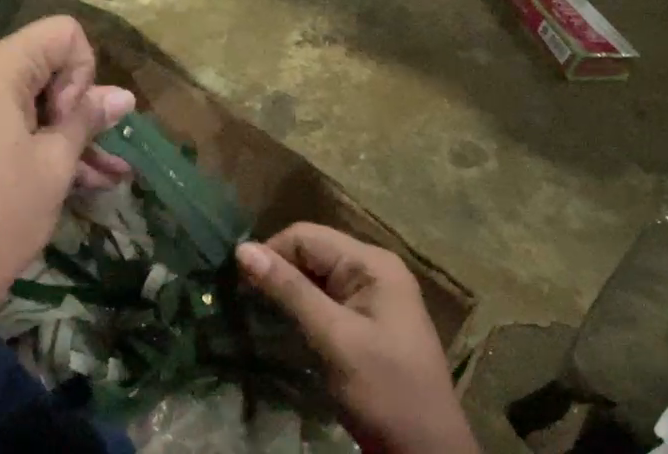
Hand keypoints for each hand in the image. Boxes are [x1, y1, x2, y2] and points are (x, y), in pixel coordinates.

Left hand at [0, 16, 135, 314]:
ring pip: (24, 105)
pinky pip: (1, 129)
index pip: (60, 34)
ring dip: (62, 135)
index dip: (82, 73)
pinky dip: (32, 148)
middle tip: (99, 156)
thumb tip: (122, 96)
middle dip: (76, 109)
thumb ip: (86, 121)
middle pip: (41, 66)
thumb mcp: (53, 166)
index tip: (72, 123)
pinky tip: (75, 184)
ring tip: (109, 178)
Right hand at [238, 224, 477, 453]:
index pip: (305, 236)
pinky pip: (324, 299)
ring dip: (287, 292)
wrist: (426, 453)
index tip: (241, 287)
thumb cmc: (384, 391)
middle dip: (277, 272)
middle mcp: (373, 269)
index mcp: (372, 263)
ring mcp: (372, 296)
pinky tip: (284, 327)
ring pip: (314, 276)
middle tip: (246, 303)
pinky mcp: (366, 321)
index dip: (270, 254)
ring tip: (259, 314)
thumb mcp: (334, 339)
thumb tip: (242, 248)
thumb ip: (289, 290)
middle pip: (310, 252)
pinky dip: (301, 309)